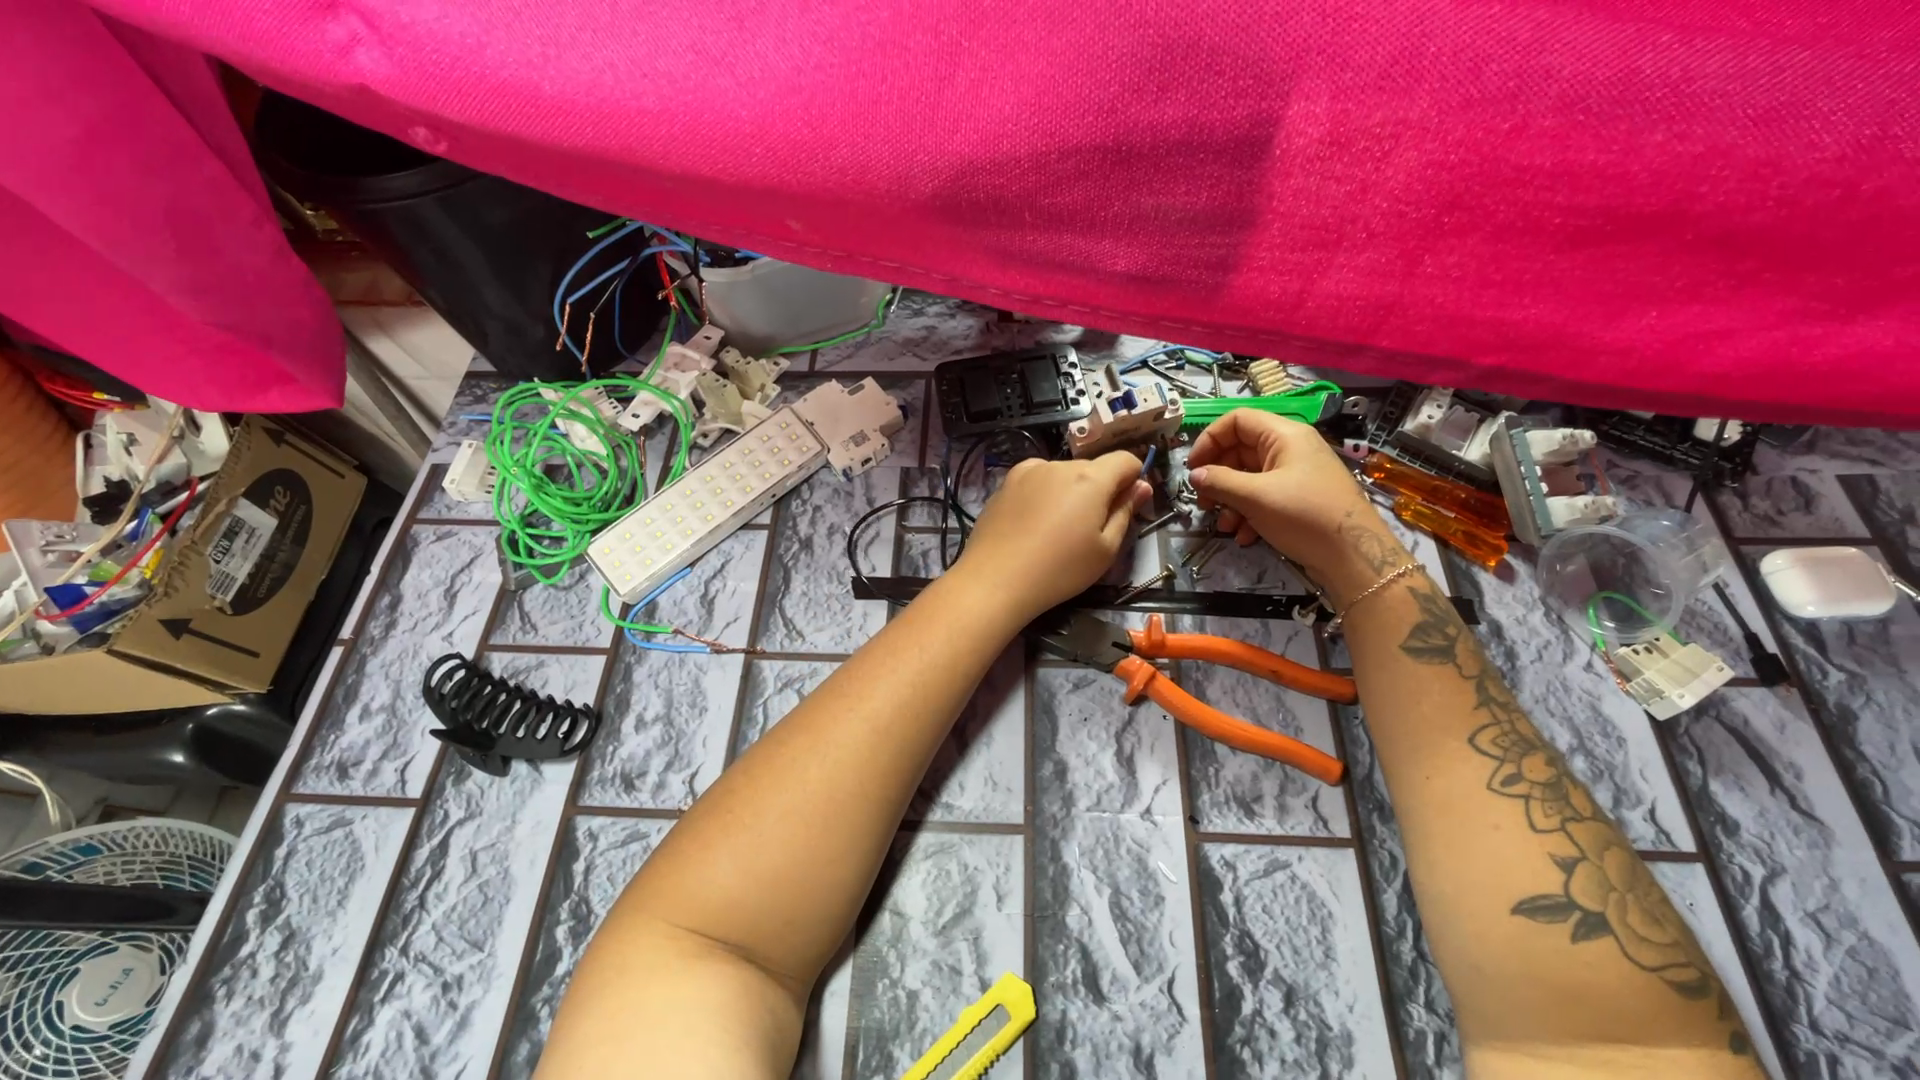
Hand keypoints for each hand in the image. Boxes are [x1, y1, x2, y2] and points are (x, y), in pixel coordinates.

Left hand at [947, 451, 1151, 622]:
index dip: (1133, 479)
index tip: (1127, 506)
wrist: (995, 580)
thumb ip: (1125, 512)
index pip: (1125, 460)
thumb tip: (1141, 486)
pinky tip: (1034, 523)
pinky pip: (1036, 481)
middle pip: (1092, 468)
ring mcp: (1027, 471)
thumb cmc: (1060, 570)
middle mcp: (1059, 465)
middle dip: (1100, 489)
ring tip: (1057, 530)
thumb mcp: (1105, 549)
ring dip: (1070, 492)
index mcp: (1090, 478)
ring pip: (1062, 474)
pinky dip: (1044, 494)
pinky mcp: (1005, 484)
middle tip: (1090, 529)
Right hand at [1186, 410, 1411, 604]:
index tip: (1192, 468)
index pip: (1237, 420)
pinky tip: (1244, 537)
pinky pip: (1264, 497)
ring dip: (1230, 502)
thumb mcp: (1256, 497)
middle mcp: (1290, 449)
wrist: (1353, 556)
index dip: (1209, 440)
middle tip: (1203, 502)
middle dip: (1217, 478)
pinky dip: (1249, 514)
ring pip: (1249, 478)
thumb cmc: (1304, 516)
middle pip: (1240, 451)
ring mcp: (1296, 475)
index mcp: (1284, 435)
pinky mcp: (1298, 499)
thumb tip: (1195, 475)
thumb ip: (1220, 482)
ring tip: (1223, 526)